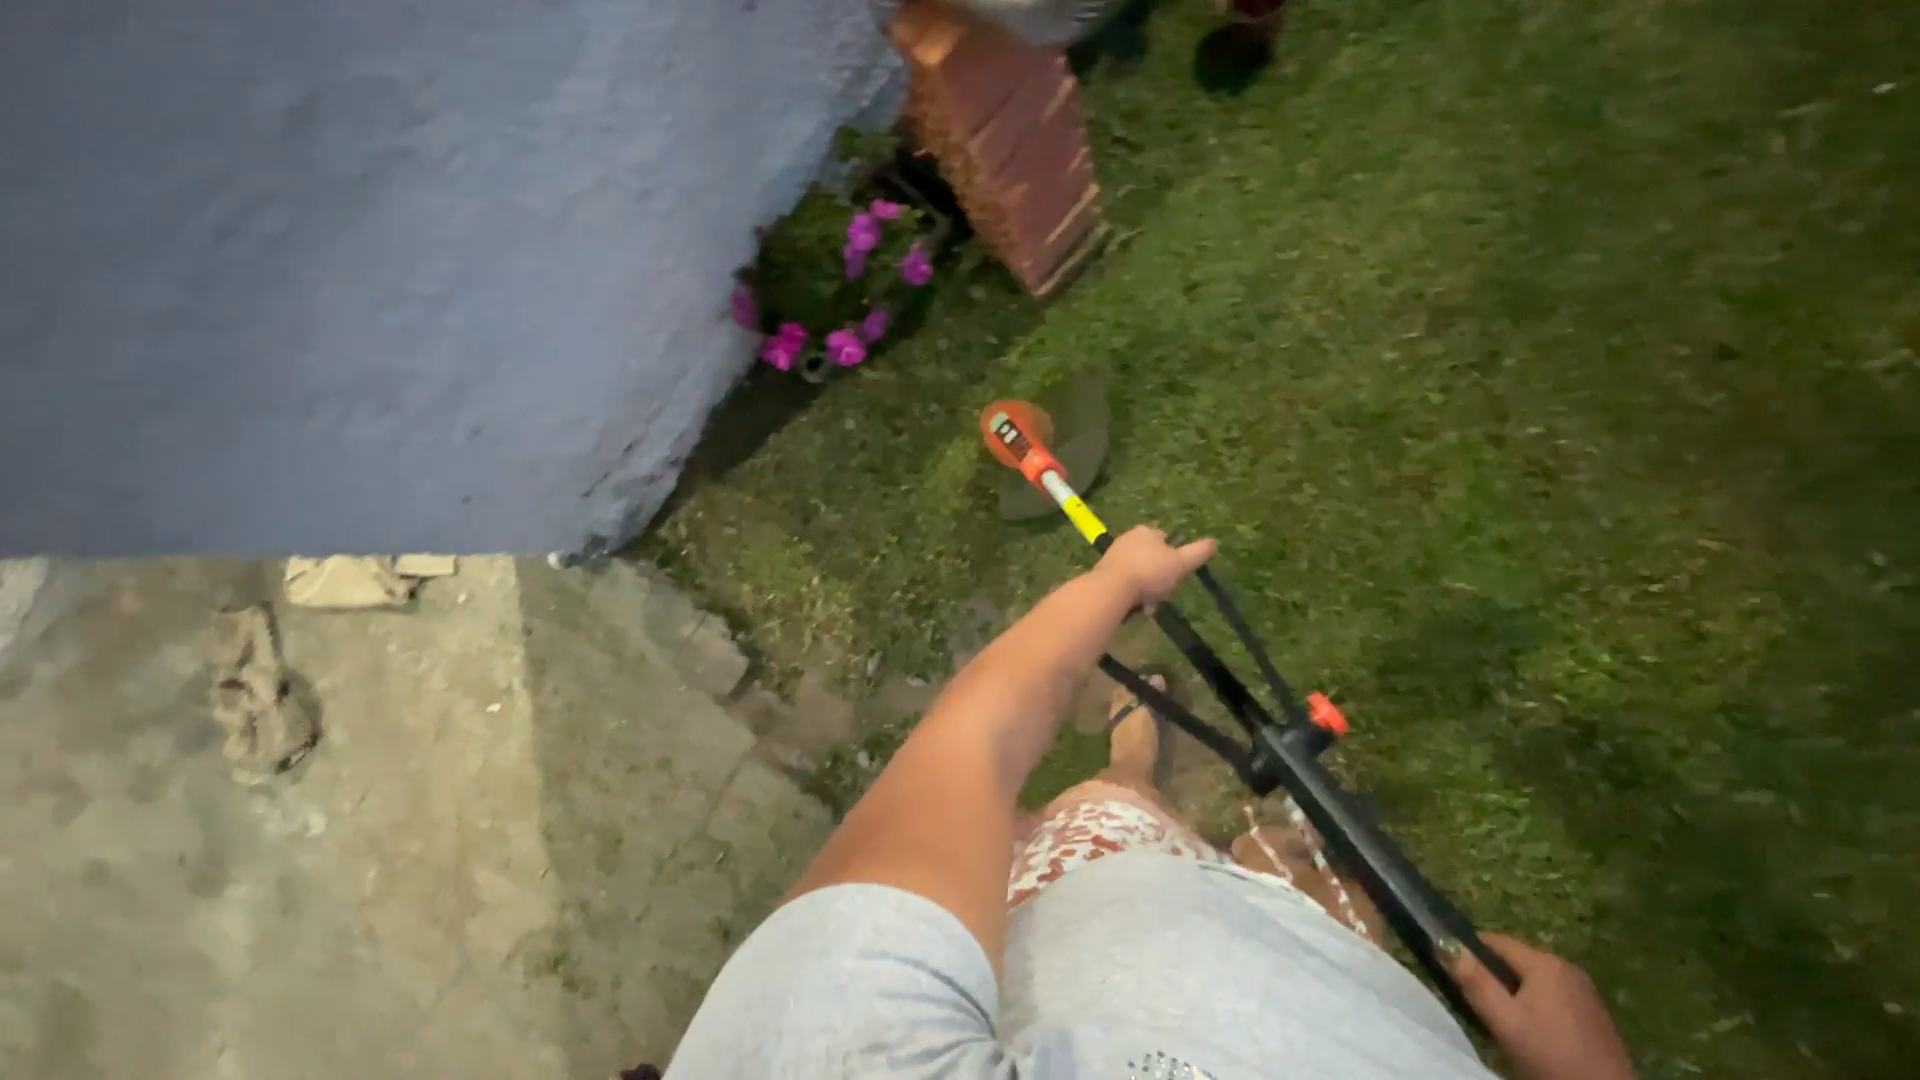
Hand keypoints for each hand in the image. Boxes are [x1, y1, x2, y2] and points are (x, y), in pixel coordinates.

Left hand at [1093, 526, 1216, 610]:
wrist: (1111, 588)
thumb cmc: (1149, 572)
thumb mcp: (1181, 563)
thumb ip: (1198, 553)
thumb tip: (1213, 543)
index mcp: (1146, 532)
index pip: (1166, 540)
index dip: (1174, 557)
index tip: (1177, 573)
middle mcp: (1128, 539)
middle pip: (1152, 558)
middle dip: (1160, 577)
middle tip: (1164, 593)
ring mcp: (1114, 555)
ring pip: (1139, 572)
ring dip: (1147, 589)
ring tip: (1150, 605)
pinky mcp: (1103, 572)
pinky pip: (1125, 582)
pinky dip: (1133, 593)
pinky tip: (1136, 606)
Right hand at [1451, 934, 1637, 1079]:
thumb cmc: (1551, 1056)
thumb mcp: (1505, 1021)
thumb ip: (1474, 981)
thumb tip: (1444, 943)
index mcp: (1546, 963)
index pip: (1494, 941)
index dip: (1470, 953)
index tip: (1456, 976)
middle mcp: (1567, 967)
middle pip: (1515, 959)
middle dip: (1494, 976)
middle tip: (1480, 1005)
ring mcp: (1584, 990)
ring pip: (1533, 979)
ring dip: (1514, 992)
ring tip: (1505, 1021)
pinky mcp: (1593, 1012)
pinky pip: (1552, 994)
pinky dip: (1536, 1004)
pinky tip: (1534, 1032)